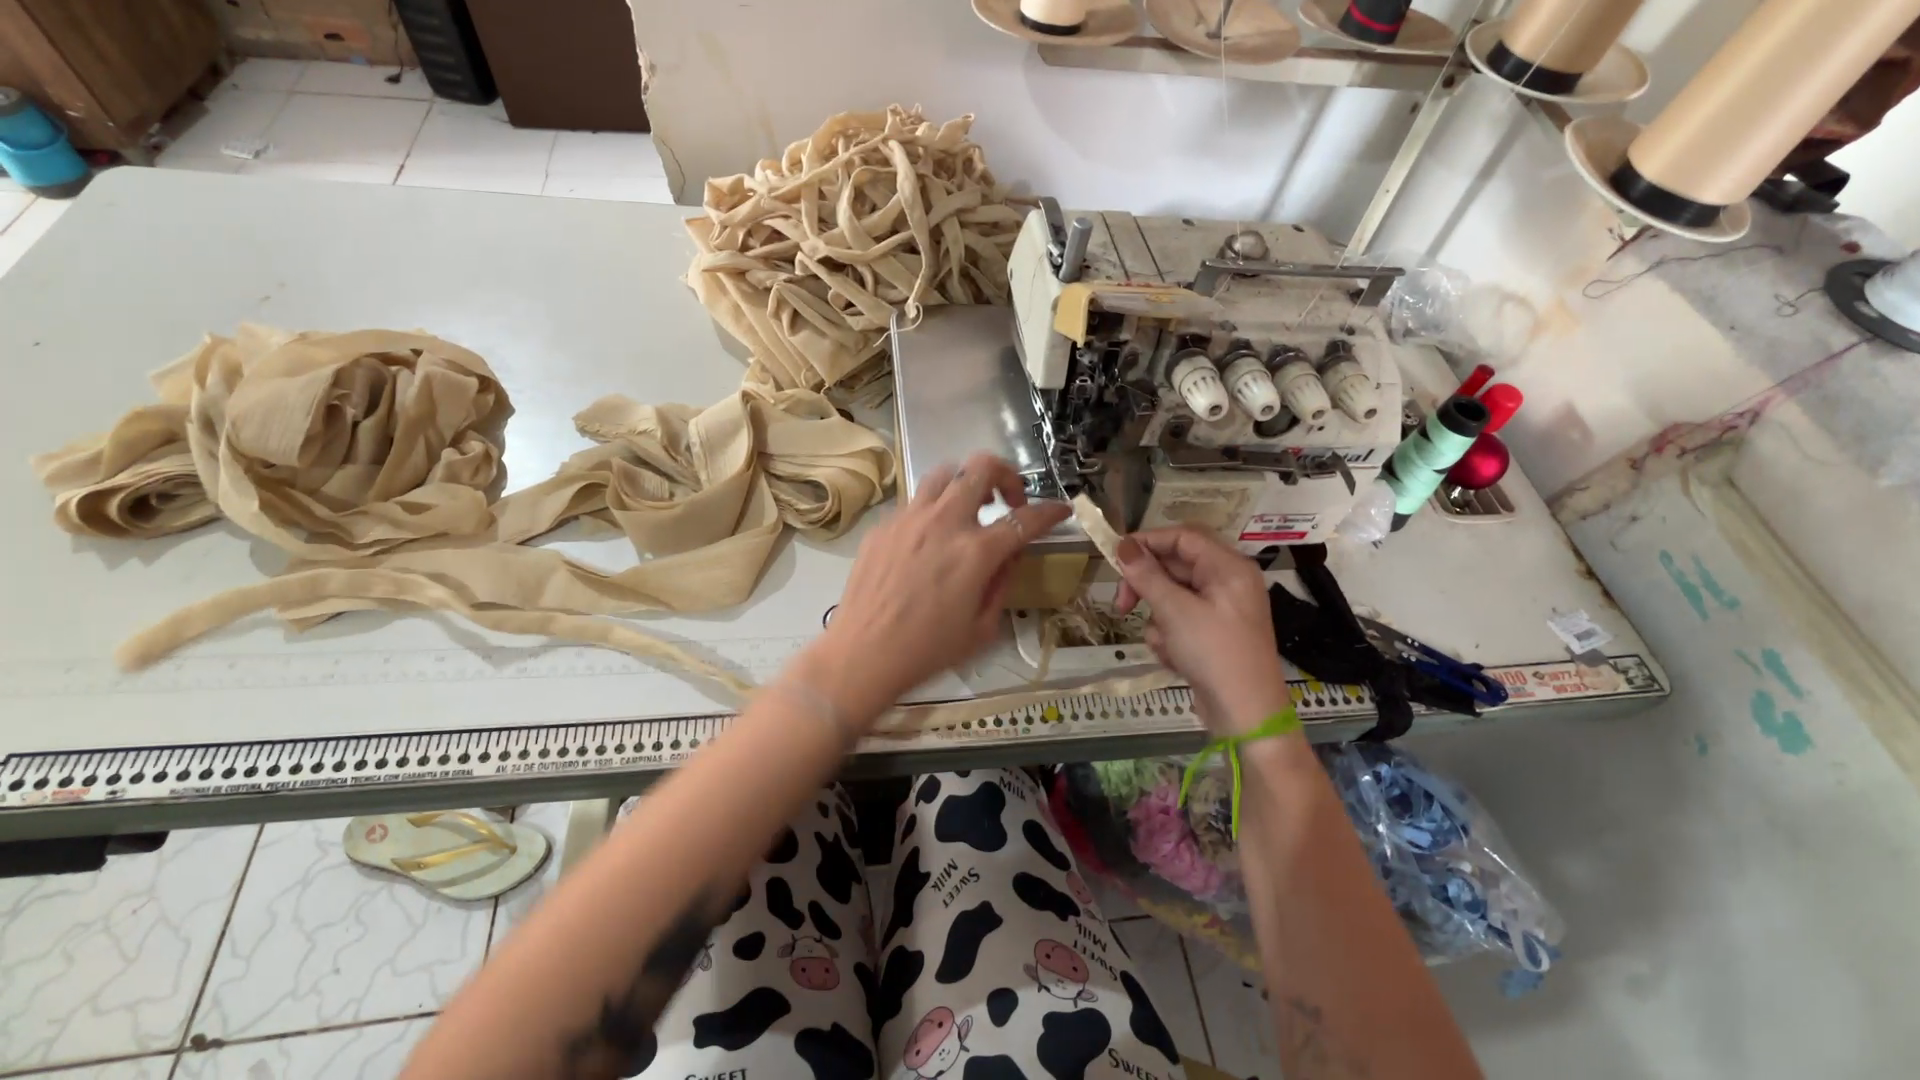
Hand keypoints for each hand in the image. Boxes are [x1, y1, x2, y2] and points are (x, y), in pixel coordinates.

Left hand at [804, 453, 1070, 722]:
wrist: (862, 655)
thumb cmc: (927, 651)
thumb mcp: (982, 628)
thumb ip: (1002, 583)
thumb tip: (1009, 555)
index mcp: (976, 552)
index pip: (1026, 519)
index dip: (1050, 512)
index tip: (1061, 511)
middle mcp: (944, 523)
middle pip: (981, 468)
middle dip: (1006, 475)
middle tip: (1009, 500)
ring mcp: (909, 519)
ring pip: (944, 473)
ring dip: (965, 484)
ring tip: (969, 508)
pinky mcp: (883, 527)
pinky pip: (914, 503)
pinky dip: (932, 511)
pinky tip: (929, 541)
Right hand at [1113, 527, 1290, 734]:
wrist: (1247, 715)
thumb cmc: (1215, 654)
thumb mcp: (1175, 612)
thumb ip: (1147, 576)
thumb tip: (1123, 546)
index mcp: (1228, 567)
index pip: (1182, 536)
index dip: (1146, 542)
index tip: (1115, 558)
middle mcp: (1228, 582)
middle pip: (1175, 567)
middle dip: (1147, 588)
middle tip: (1121, 606)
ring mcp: (1221, 610)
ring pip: (1172, 597)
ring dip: (1158, 619)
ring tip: (1165, 643)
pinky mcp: (1213, 635)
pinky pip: (1180, 622)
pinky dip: (1170, 637)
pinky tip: (1175, 658)